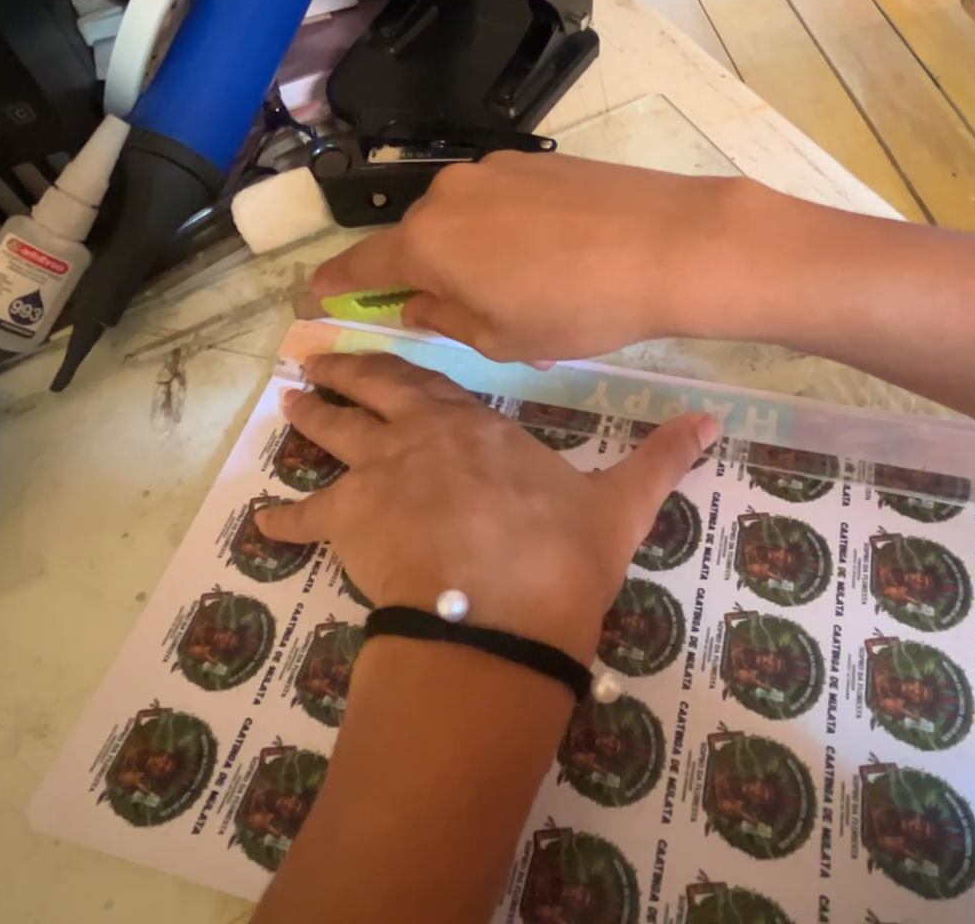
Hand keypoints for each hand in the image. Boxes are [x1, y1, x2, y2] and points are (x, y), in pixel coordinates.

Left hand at [254, 353, 719, 660]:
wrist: (505, 614)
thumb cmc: (562, 554)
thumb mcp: (620, 503)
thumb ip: (660, 458)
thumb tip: (712, 420)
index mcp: (479, 425)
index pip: (436, 384)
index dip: (408, 372)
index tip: (385, 360)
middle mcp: (422, 436)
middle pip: (375, 392)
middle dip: (345, 376)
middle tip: (313, 365)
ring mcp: (379, 475)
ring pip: (333, 436)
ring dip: (309, 421)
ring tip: (285, 408)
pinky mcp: (349, 523)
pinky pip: (306, 519)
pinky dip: (284, 522)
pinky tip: (262, 526)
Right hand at [312, 152, 769, 362]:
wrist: (668, 245)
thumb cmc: (577, 309)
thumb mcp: (502, 339)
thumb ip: (444, 321)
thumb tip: (413, 306)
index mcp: (428, 244)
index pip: (362, 266)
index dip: (336, 286)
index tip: (315, 297)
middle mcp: (448, 195)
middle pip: (417, 242)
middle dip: (428, 278)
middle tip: (463, 315)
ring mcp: (494, 170)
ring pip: (462, 221)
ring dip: (473, 256)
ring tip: (525, 292)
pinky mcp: (537, 160)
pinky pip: (500, 203)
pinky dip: (507, 233)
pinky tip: (551, 257)